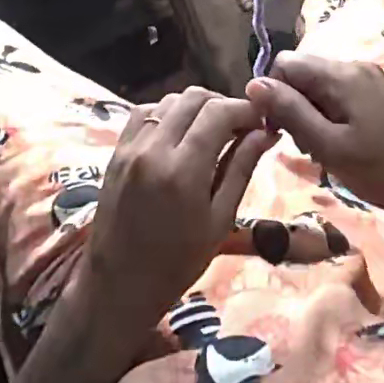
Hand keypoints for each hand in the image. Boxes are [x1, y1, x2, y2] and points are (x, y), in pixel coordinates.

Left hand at [82, 88, 275, 326]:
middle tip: (240, 125)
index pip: (218, 112)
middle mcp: (154, 149)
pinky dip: (168, 112)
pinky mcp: (117, 150)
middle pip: (194, 97)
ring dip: (196, 107)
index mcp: (183, 171)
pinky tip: (180, 133)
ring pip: (170, 100)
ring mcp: (131, 147)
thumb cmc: (177, 262)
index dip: (245, 109)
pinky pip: (146, 112)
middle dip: (223, 104)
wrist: (118, 284)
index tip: (262, 120)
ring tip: (213, 130)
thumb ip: (241, 168)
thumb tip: (266, 133)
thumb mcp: (220, 220)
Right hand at [243, 52, 383, 223]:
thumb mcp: (331, 147)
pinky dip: (329, 116)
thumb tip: (253, 84)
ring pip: (319, 85)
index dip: (273, 93)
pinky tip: (339, 145)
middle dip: (292, 104)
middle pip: (302, 72)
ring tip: (322, 150)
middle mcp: (354, 66)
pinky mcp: (378, 93)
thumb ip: (291, 112)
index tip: (277, 130)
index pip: (285, 63)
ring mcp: (369, 78)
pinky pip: (338, 94)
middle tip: (303, 145)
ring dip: (310, 113)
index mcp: (342, 74)